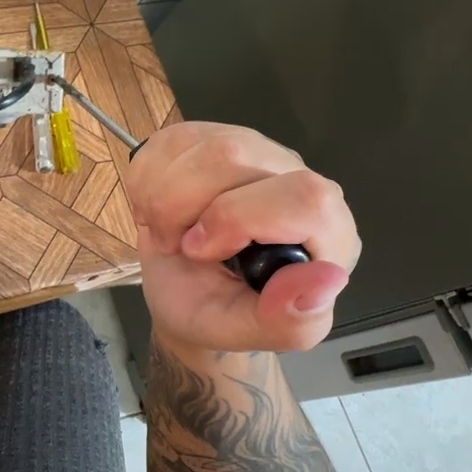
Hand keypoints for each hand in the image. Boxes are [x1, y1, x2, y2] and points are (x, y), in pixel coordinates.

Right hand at [127, 123, 359, 354]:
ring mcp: (251, 151)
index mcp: (324, 229)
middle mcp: (294, 178)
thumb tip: (327, 279)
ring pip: (201, 145)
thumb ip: (292, 320)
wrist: (180, 293)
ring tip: (165, 230)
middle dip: (181, 206)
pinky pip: (169, 140)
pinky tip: (156, 209)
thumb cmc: (216, 313)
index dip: (238, 218)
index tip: (200, 252)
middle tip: (175, 246)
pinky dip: (145, 181)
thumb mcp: (250, 333)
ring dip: (160, 196)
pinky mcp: (209, 138)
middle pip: (236, 155)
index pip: (303, 196)